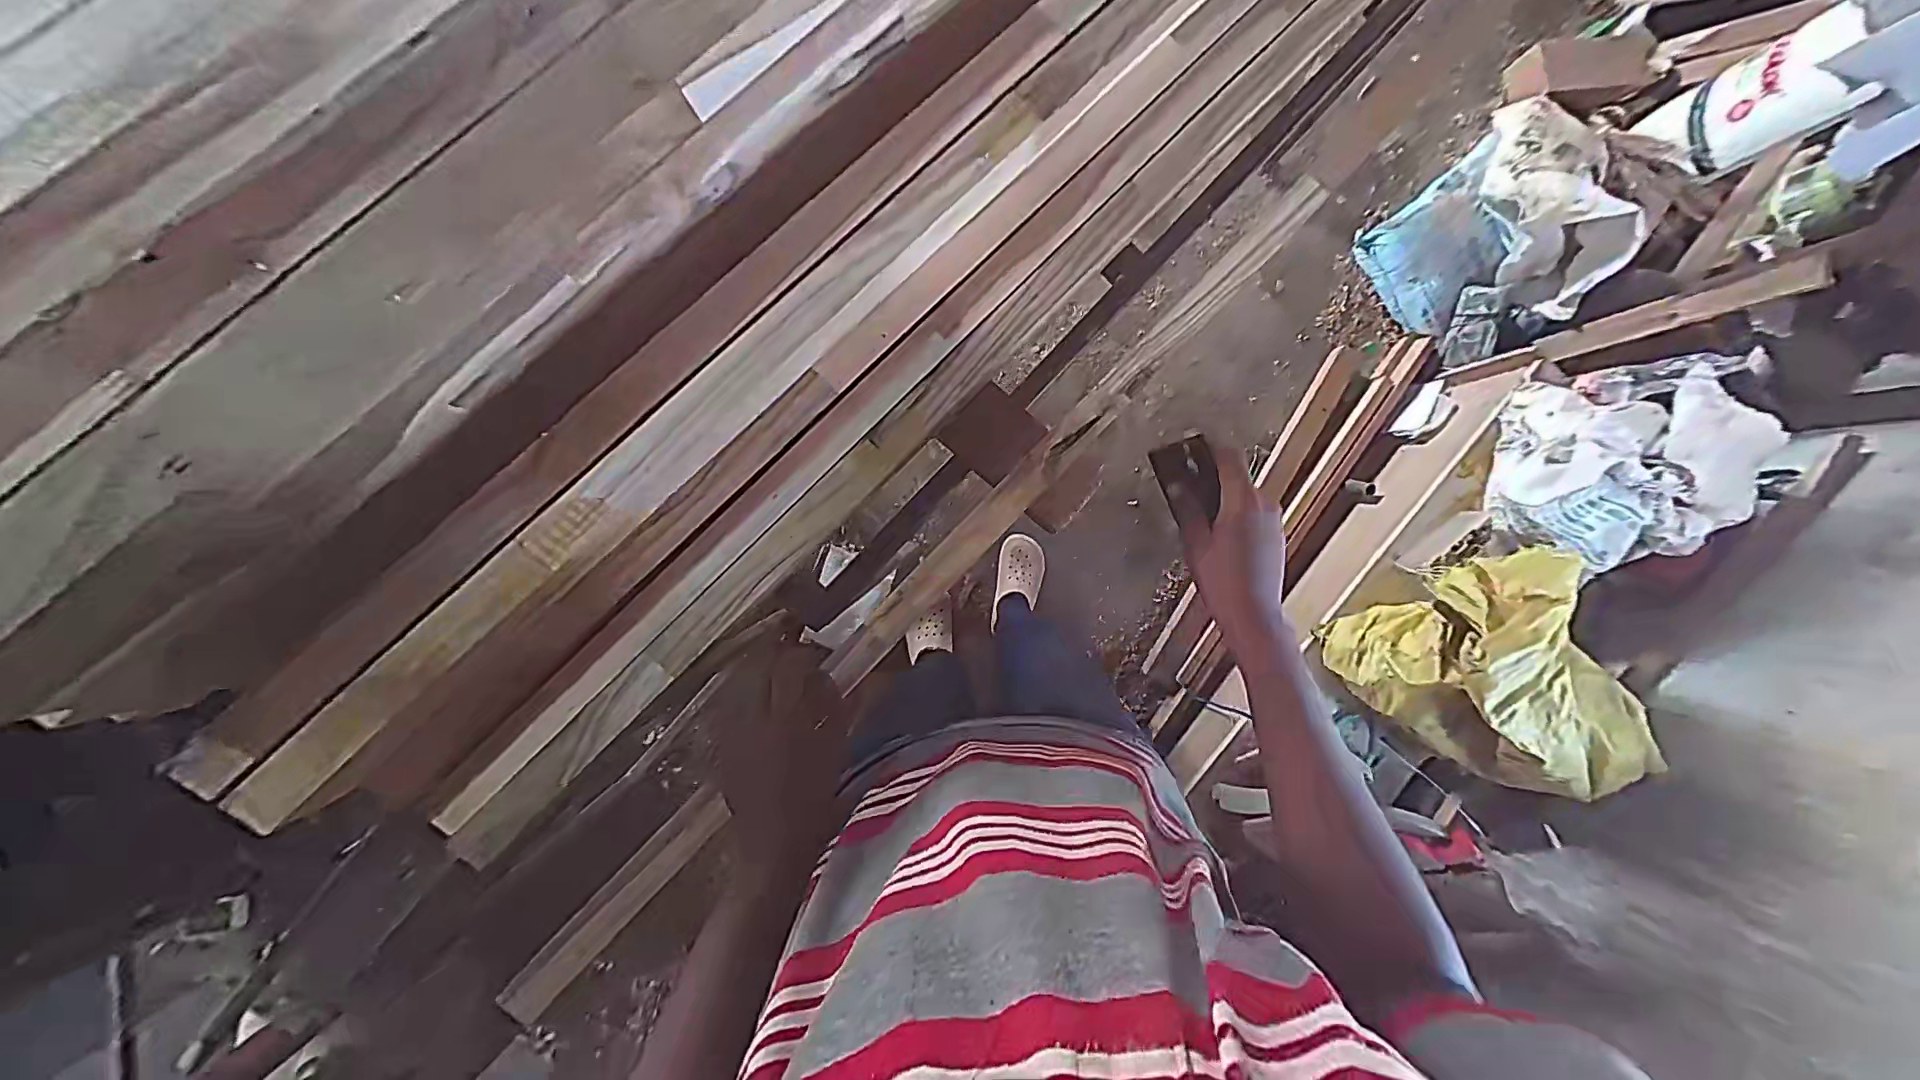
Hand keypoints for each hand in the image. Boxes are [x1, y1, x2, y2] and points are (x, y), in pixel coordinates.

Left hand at [708, 633, 853, 884]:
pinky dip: (749, 696)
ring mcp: (732, 731)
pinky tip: (764, 707)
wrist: (774, 850)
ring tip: (782, 678)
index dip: (806, 652)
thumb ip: (843, 709)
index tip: (822, 655)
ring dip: (762, 671)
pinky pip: (733, 705)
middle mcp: (754, 718)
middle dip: (779, 654)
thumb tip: (854, 678)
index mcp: (788, 718)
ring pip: (742, 682)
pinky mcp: (721, 746)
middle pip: (759, 664)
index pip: (791, 663)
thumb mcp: (837, 752)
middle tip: (800, 659)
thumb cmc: (816, 805)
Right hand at [1176, 443, 1288, 653]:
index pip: (1229, 458)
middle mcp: (1264, 505)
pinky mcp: (1275, 534)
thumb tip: (1178, 484)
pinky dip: (1235, 512)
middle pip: (1237, 476)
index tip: (1191, 450)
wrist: (1254, 614)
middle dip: (1212, 478)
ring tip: (1199, 513)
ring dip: (1223, 496)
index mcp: (1243, 502)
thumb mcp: (1195, 543)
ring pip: (1244, 494)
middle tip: (1187, 484)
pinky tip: (1218, 531)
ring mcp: (1273, 519)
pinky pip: (1253, 511)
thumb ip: (1187, 508)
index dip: (1208, 450)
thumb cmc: (1225, 584)